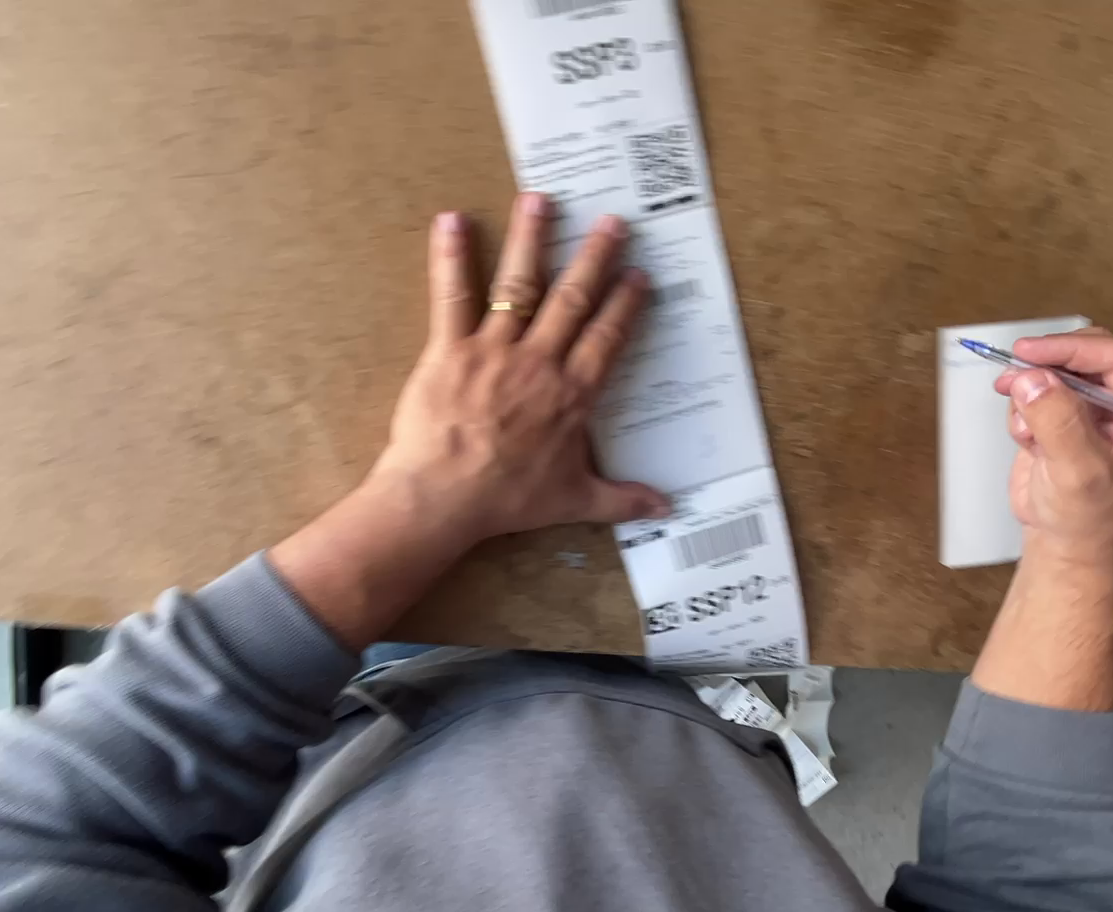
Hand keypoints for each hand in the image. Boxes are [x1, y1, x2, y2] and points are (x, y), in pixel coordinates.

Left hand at [269, 194, 666, 649]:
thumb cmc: (509, 500)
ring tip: (540, 200)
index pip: (606, 338)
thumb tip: (667, 510)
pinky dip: (451, 258)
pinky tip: (451, 221)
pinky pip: (452, 297)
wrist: (445, 498)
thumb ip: (622, 499)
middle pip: (572, 300)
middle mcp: (540, 362)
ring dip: (531, 240)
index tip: (639, 275)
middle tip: (611, 221)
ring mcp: (494, 351)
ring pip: (519, 286)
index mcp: (572, 395)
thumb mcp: (573, 501)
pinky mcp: (449, 350)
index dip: (625, 305)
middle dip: (594, 258)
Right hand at [993, 329, 1112, 566]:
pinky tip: (1028, 441)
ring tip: (1026, 432)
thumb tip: (1031, 378)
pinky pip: (1038, 394)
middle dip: (1048, 367)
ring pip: (1057, 373)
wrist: (1065, 544)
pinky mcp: (1066, 418)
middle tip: (1013, 380)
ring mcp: (1096, 410)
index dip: (1072, 348)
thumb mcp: (1078, 471)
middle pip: (1087, 356)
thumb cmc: (1089, 518)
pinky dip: (1023, 412)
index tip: (1029, 351)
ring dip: (1031, 394)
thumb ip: (1058, 421)